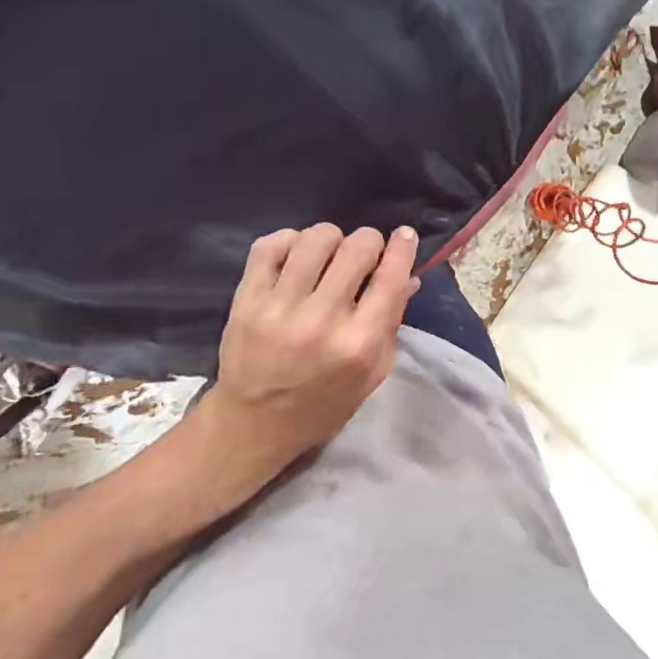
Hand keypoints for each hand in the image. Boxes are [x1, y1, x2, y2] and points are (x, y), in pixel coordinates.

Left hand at [203, 223, 419, 470]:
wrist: (254, 423)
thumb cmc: (322, 404)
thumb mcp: (371, 374)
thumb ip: (392, 323)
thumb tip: (410, 275)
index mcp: (359, 344)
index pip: (391, 278)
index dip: (402, 247)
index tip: (403, 235)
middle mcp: (321, 320)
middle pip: (357, 247)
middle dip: (368, 242)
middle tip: (363, 253)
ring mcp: (279, 307)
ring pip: (314, 238)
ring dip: (330, 238)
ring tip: (328, 254)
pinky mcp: (247, 299)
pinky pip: (270, 245)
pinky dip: (289, 240)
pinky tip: (296, 255)